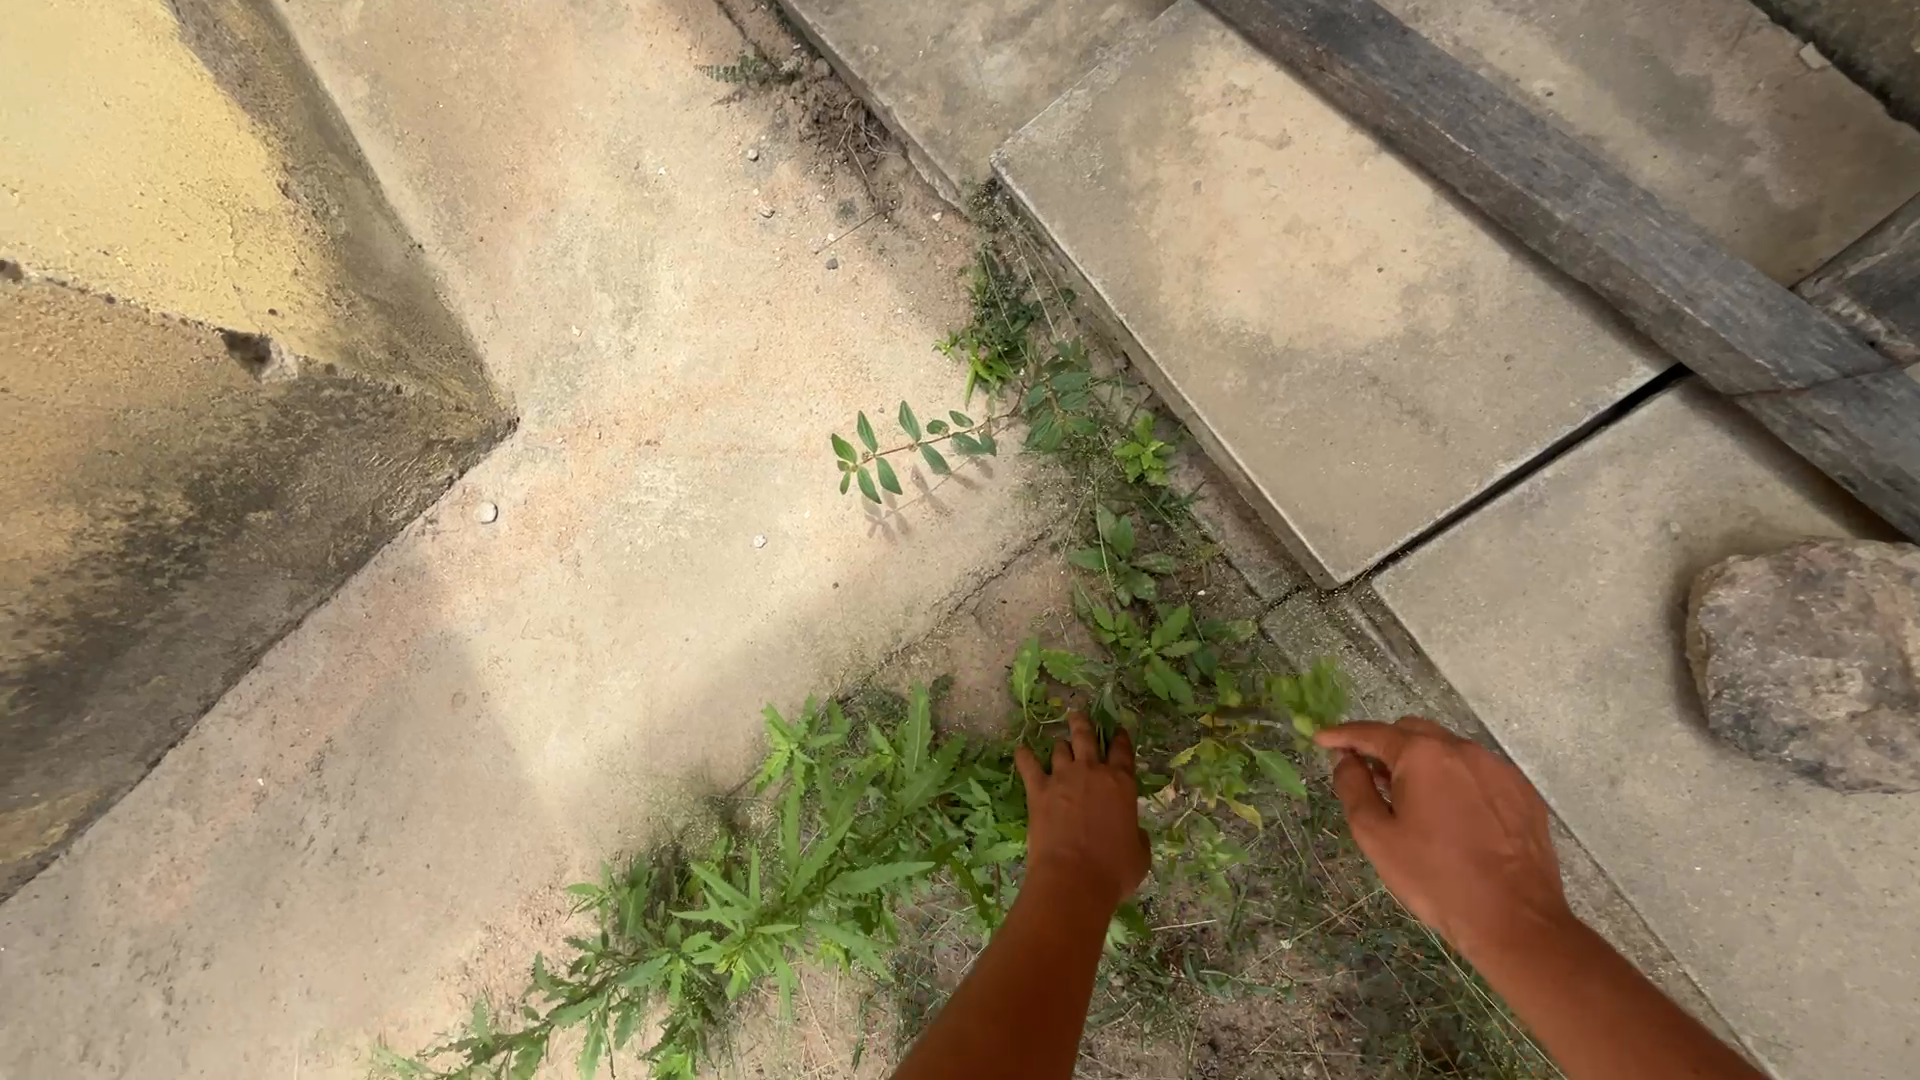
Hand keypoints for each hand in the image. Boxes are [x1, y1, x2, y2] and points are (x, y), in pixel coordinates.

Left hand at [1015, 712, 1150, 911]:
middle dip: (1082, 723)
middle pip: (1086, 737)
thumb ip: (1137, 835)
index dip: (1120, 739)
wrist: (1075, 878)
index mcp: (1122, 785)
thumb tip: (1133, 831)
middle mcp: (1093, 772)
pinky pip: (1028, 765)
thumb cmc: (1114, 870)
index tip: (1117, 729)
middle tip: (1077, 714)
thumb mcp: (1140, 854)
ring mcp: (1063, 778)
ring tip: (1058, 743)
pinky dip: (1024, 757)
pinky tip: (1020, 750)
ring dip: (1060, 745)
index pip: (1123, 752)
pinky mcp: (1039, 790)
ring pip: (1060, 748)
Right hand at [1314, 717, 1571, 959]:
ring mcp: (1498, 770)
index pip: (1371, 732)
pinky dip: (1454, 779)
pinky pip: (1477, 771)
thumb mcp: (1375, 834)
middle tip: (1369, 775)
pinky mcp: (1523, 793)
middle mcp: (1462, 750)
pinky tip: (1451, 814)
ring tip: (1411, 798)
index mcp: (1422, 755)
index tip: (1322, 739)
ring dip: (1421, 762)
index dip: (1342, 734)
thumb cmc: (1435, 877)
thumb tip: (1346, 760)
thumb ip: (1352, 787)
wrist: (1516, 922)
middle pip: (1411, 731)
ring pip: (1446, 749)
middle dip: (1384, 745)